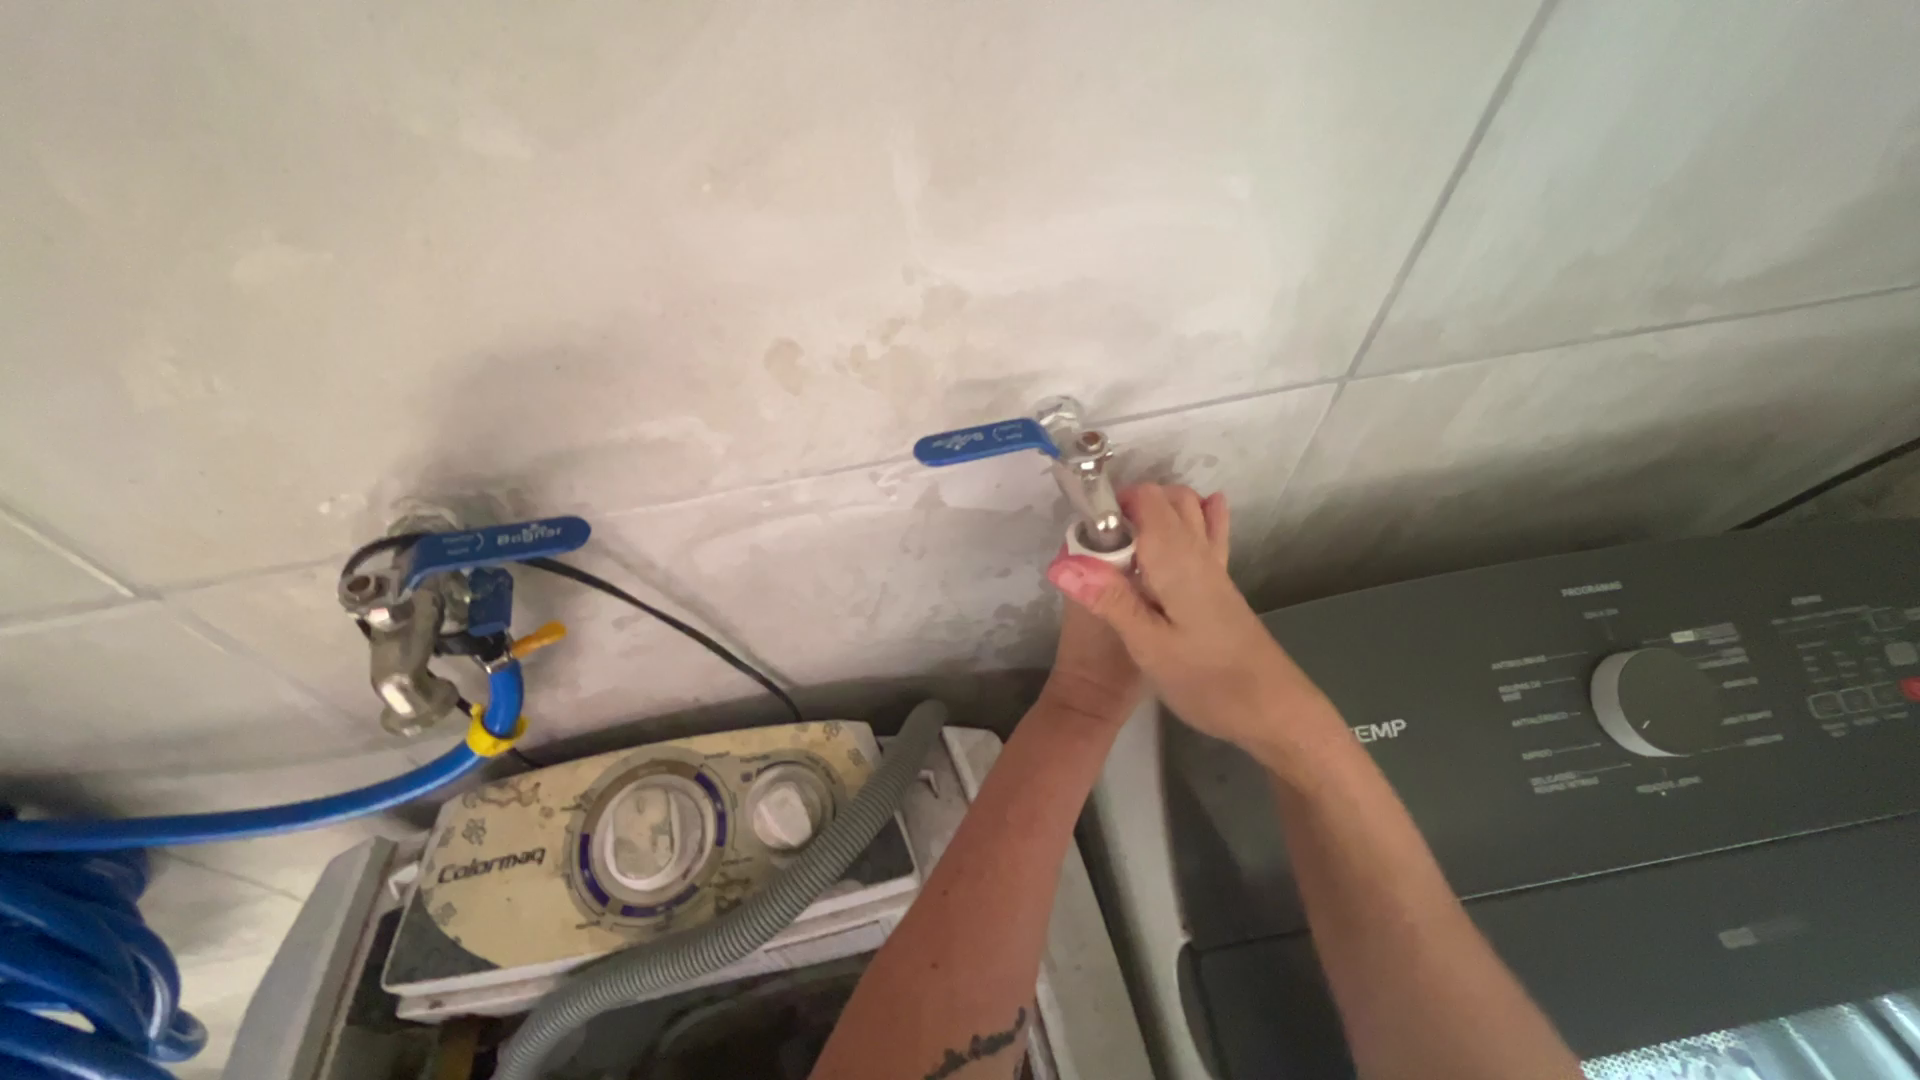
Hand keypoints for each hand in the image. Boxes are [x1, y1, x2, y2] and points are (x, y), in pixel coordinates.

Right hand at [1044, 485, 1331, 758]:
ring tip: (1125, 540)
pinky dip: (1198, 517)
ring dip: (1157, 512)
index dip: (1111, 506)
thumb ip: (1109, 600)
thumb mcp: (1148, 646)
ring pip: (1190, 513)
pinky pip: (1209, 535)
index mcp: (1177, 558)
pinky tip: (1199, 513)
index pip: (1145, 499)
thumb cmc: (1207, 680)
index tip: (1086, 538)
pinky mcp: (1222, 586)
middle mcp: (1198, 552)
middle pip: (1168, 499)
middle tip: (1099, 547)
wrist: (1274, 709)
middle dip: (1130, 507)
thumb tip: (1061, 563)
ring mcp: (1215, 568)